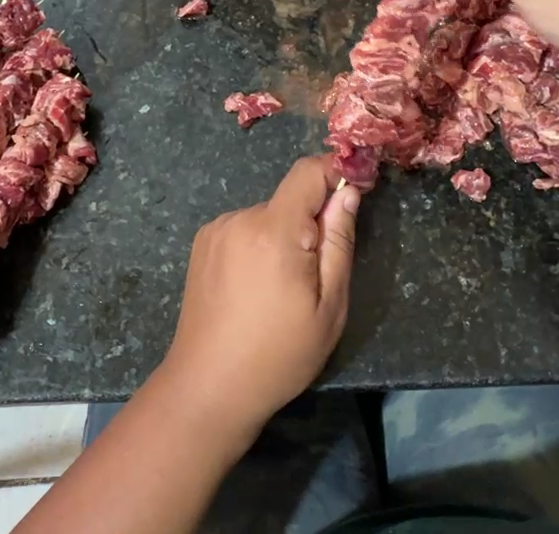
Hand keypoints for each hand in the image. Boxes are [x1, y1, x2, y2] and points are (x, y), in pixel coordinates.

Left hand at [156, 157, 359, 435]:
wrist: (207, 387)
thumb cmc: (279, 354)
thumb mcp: (329, 306)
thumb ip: (340, 242)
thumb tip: (348, 192)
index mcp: (274, 230)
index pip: (308, 171)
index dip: (336, 172)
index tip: (356, 192)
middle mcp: (240, 219)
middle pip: (289, 200)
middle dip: (310, 224)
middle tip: (314, 277)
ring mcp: (216, 230)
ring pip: (268, 217)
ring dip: (283, 238)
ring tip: (278, 292)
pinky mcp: (202, 244)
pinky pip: (245, 230)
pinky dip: (259, 246)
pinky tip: (253, 290)